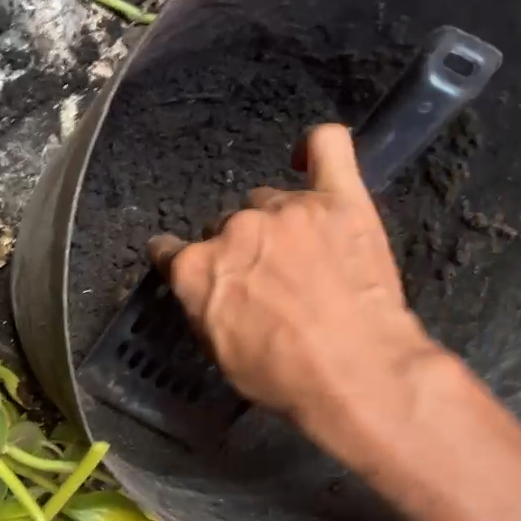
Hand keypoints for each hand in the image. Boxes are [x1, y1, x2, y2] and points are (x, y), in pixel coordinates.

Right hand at [148, 124, 446, 437]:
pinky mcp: (339, 198)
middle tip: (262, 279)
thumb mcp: (217, 349)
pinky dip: (313, 147)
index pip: (169, 250)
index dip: (176, 261)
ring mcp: (287, 209)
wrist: (352, 370)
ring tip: (299, 252)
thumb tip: (206, 290)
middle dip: (236, 249)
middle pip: (225, 225)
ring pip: (267, 201)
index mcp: (195, 268)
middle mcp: (233, 229)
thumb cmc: (278, 373)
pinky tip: (306, 157)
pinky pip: (325, 147)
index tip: (188, 271)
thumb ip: (203, 305)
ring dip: (274, 222)